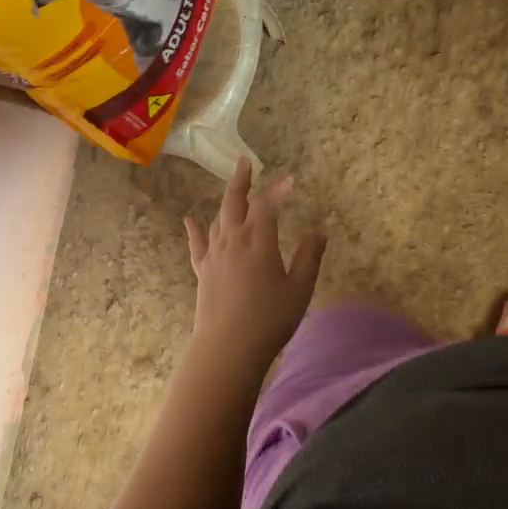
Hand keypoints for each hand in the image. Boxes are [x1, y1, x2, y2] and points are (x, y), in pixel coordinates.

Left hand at [184, 160, 325, 366]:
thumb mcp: (299, 289)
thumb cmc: (270, 319)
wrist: (228, 346)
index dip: (278, 191)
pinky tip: (189, 220)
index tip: (291, 181)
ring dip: (226, 203)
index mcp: (258, 240)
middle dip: (241, 180)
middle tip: (245, 162)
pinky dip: (194, 230)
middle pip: (235, 201)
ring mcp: (214, 254)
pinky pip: (197, 244)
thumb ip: (309, 258)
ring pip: (218, 219)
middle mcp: (232, 239)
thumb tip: (318, 232)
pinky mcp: (202, 270)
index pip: (268, 206)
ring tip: (234, 193)